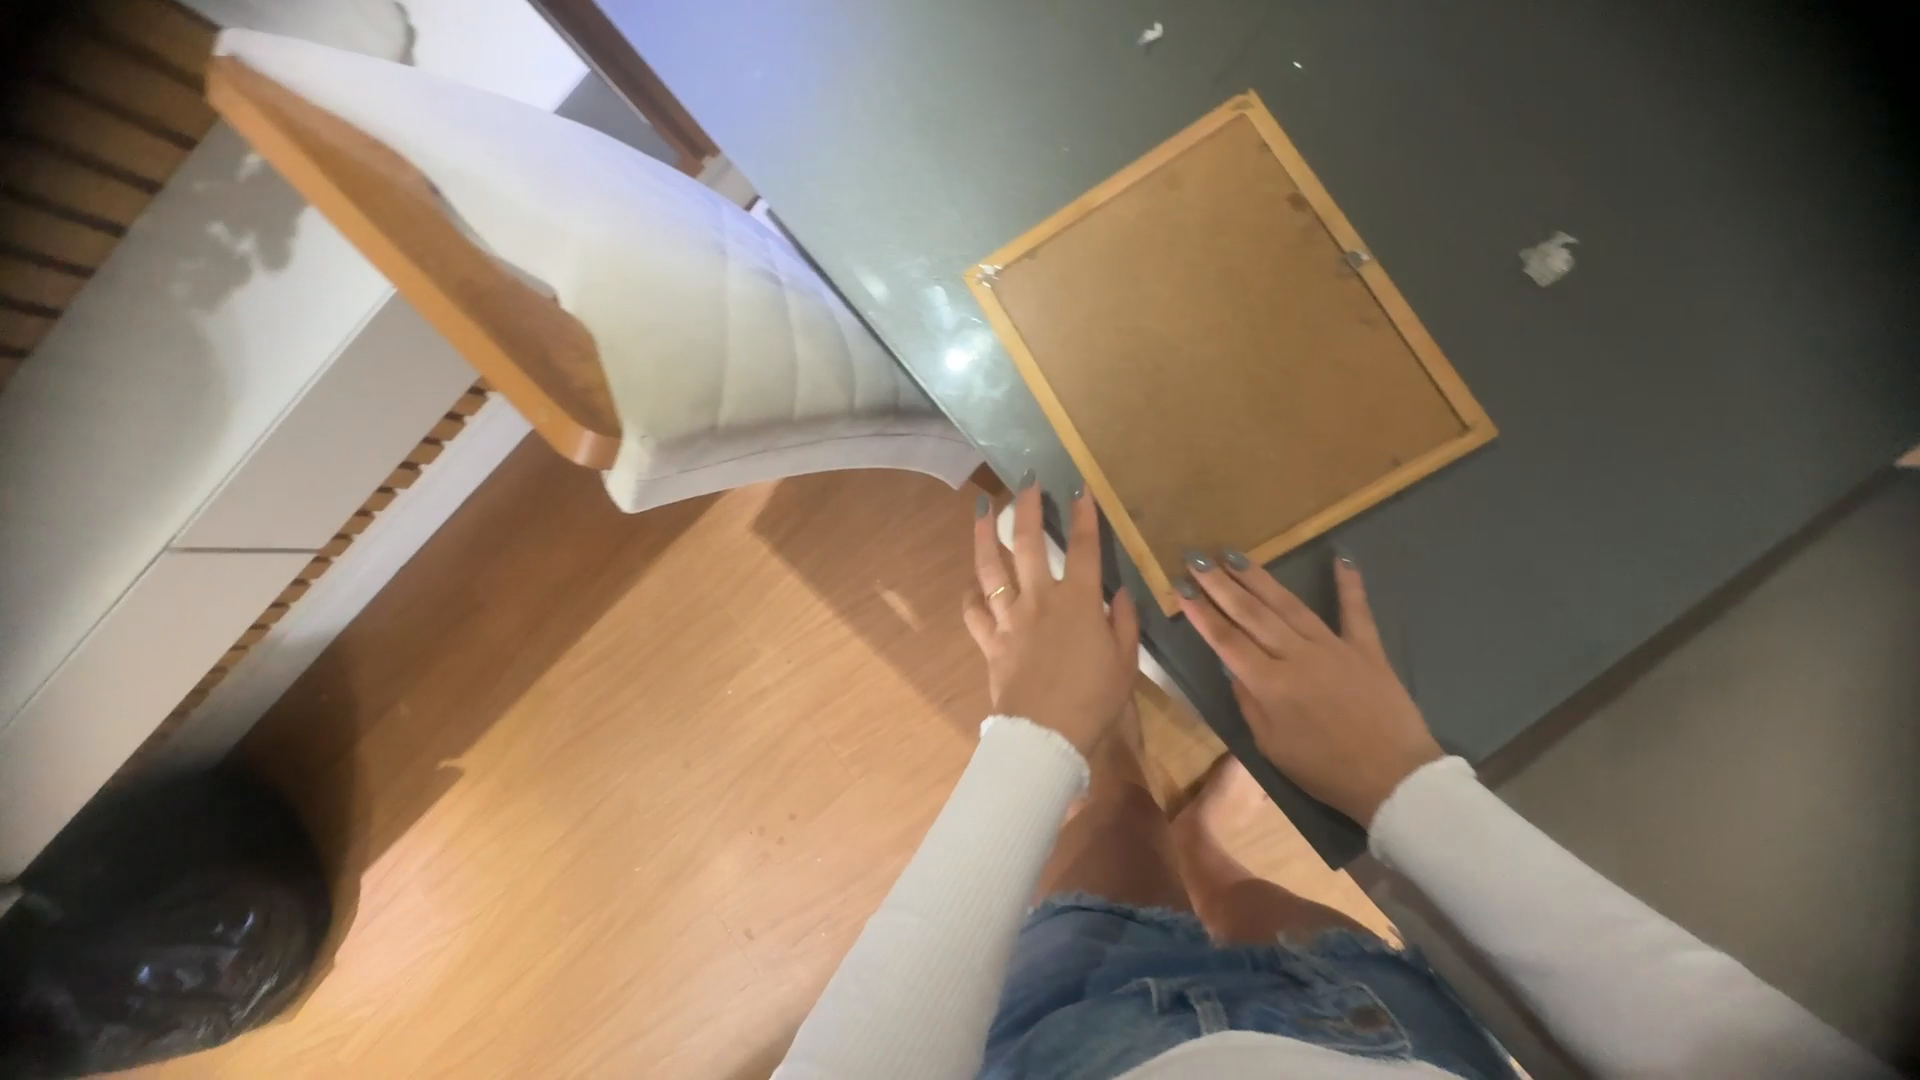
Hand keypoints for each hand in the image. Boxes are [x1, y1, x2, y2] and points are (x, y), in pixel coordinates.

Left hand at [962, 481, 1139, 756]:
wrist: (1047, 734)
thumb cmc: (1094, 699)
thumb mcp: (1126, 662)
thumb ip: (1125, 622)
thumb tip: (1122, 592)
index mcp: (1080, 602)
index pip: (1085, 549)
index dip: (1085, 516)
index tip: (1080, 489)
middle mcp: (1041, 600)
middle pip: (1032, 544)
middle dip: (1029, 508)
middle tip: (1026, 482)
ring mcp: (1011, 619)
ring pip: (992, 569)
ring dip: (986, 536)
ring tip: (984, 510)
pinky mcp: (991, 642)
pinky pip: (976, 613)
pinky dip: (972, 596)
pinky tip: (972, 585)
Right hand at [1179, 554, 1442, 827]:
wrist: (1395, 780)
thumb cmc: (1325, 771)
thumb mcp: (1271, 746)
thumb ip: (1249, 702)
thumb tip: (1232, 666)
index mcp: (1269, 684)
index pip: (1226, 639)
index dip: (1201, 611)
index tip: (1181, 586)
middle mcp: (1297, 656)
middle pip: (1251, 613)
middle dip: (1220, 583)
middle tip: (1196, 558)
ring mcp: (1333, 648)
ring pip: (1289, 605)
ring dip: (1259, 578)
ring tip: (1234, 555)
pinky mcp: (1367, 649)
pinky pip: (1356, 611)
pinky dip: (1348, 584)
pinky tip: (1340, 557)